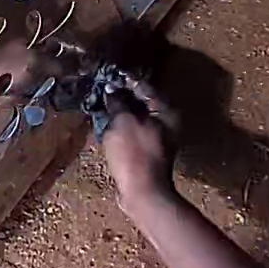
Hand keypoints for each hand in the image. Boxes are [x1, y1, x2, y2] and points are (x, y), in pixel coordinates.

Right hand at [100, 77, 177, 202]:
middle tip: (103, 89)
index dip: (125, 81)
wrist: (143, 192)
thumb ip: (118, 103)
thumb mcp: (122, 123)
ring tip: (101, 104)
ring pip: (137, 117)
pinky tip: (106, 124)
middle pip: (142, 102)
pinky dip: (121, 126)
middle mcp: (167, 122)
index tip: (109, 75)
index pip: (145, 87)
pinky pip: (133, 131)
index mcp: (166, 111)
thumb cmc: (134, 154)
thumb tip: (111, 91)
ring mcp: (159, 138)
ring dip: (120, 112)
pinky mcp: (148, 151)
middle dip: (122, 96)